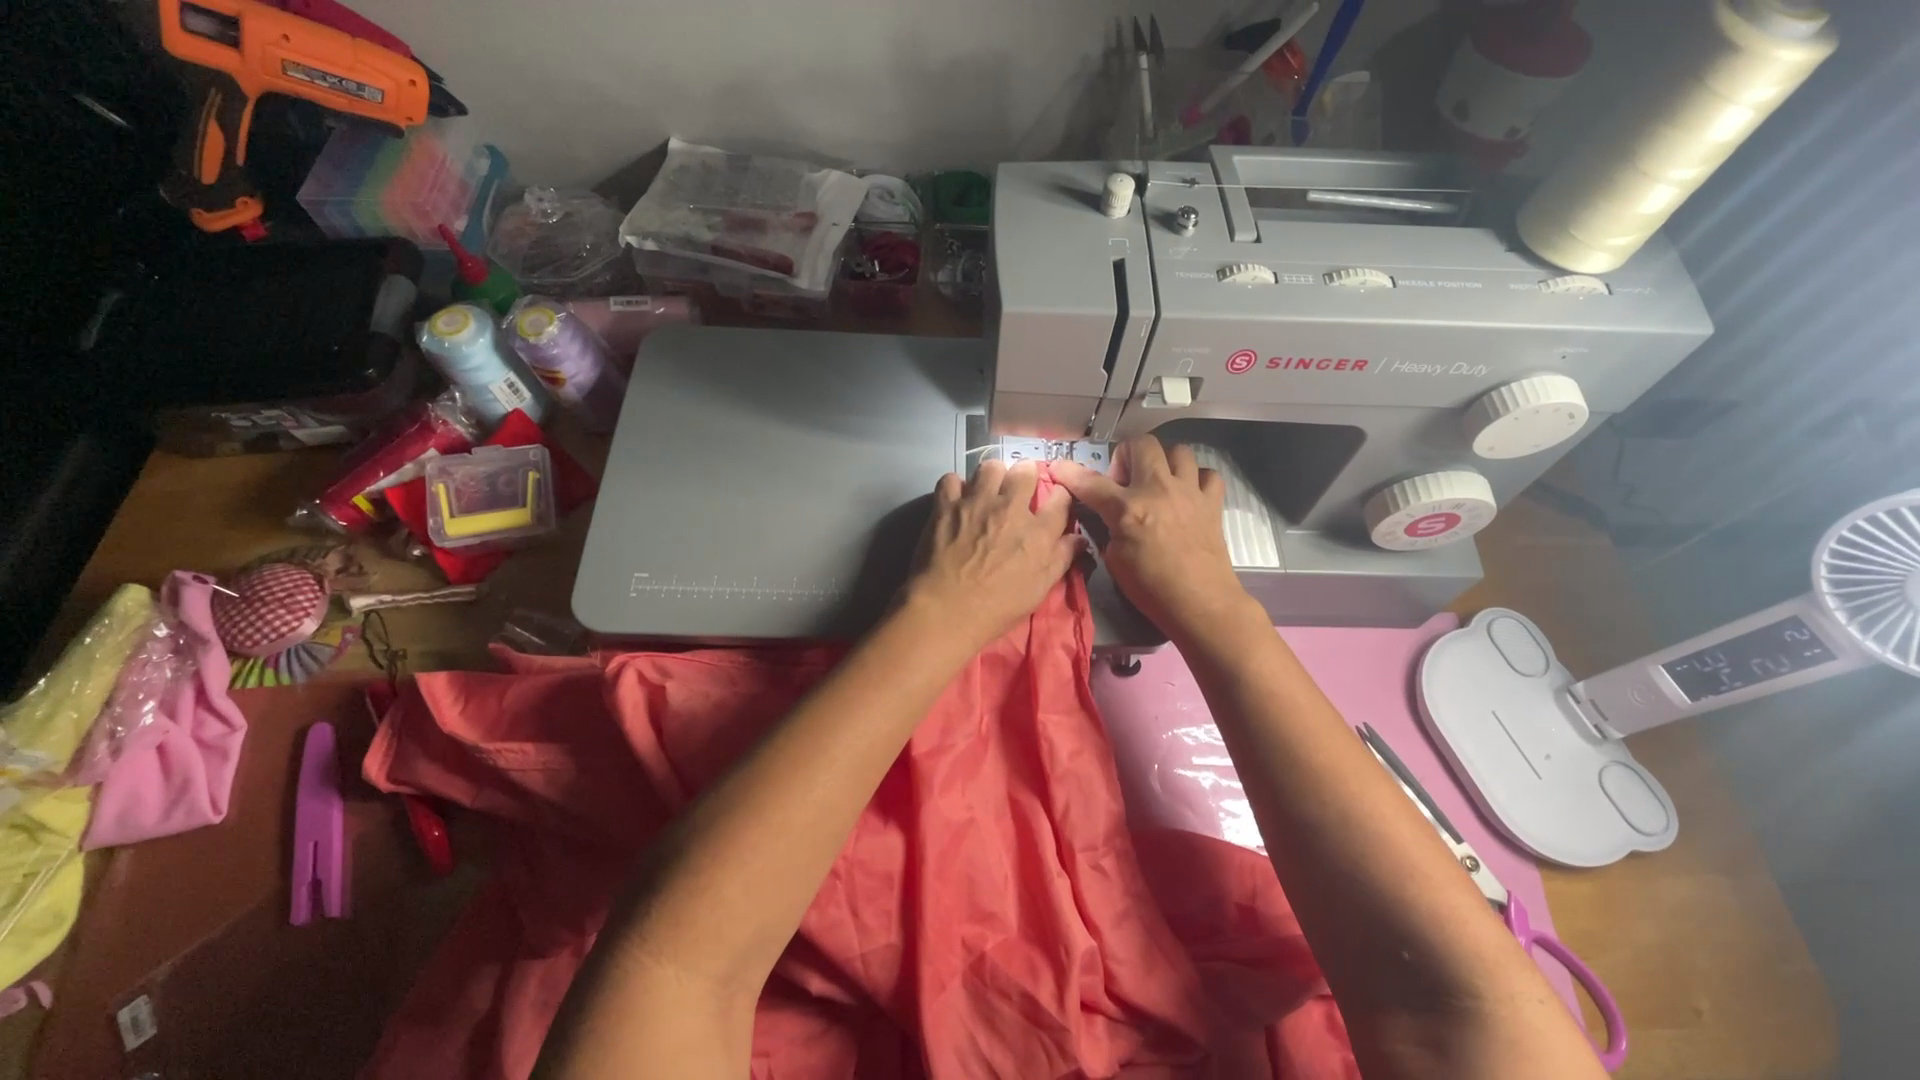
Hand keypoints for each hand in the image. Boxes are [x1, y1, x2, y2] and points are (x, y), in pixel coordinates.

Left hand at [902, 461, 1079, 649]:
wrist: (947, 610)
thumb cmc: (998, 607)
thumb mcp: (1040, 589)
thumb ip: (1061, 559)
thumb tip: (1079, 538)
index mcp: (1038, 532)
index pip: (1061, 499)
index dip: (1060, 497)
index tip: (1055, 502)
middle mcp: (1010, 509)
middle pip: (1025, 472)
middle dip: (1025, 475)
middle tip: (1018, 488)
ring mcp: (976, 503)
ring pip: (990, 467)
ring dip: (992, 477)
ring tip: (987, 490)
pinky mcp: (946, 505)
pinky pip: (951, 479)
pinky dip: (954, 487)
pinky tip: (956, 500)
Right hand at [1050, 436, 1253, 639]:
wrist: (1200, 603)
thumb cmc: (1151, 588)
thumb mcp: (1114, 560)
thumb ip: (1108, 529)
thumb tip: (1109, 516)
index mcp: (1128, 508)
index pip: (1090, 482)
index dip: (1069, 473)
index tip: (1058, 468)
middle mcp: (1158, 489)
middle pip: (1141, 444)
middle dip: (1126, 456)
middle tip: (1124, 482)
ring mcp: (1189, 492)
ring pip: (1178, 450)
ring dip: (1163, 462)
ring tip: (1158, 483)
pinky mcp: (1212, 503)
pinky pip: (1207, 475)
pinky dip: (1196, 480)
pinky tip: (1188, 495)